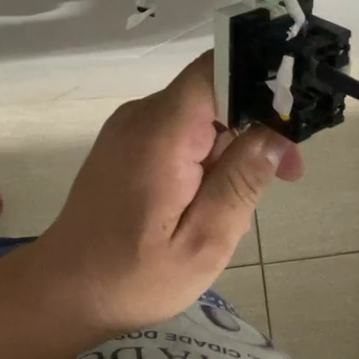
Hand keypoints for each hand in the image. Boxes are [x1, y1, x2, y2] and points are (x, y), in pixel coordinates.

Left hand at [21, 53, 302, 334]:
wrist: (65, 289)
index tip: (293, 118)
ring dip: (230, 148)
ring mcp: (130, 127)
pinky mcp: (127, 143)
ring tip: (240, 205)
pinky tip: (210, 200)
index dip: (260, 80)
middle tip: (286, 176)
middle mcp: (142, 116)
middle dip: (255, 126)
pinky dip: (205, 157)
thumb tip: (274, 134)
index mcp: (160, 132)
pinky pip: (179, 132)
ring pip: (200, 115)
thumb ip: (240, 183)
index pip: (215, 69)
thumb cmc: (133, 276)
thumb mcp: (202, 243)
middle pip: (213, 92)